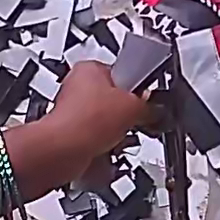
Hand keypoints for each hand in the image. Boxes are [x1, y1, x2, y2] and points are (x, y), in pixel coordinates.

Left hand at [40, 61, 155, 161]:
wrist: (64, 151)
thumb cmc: (85, 120)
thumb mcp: (134, 107)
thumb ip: (148, 106)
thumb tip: (155, 111)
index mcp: (89, 68)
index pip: (122, 73)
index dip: (137, 88)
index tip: (146, 99)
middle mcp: (76, 87)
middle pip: (113, 101)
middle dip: (125, 114)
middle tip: (132, 120)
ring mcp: (72, 113)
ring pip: (105, 122)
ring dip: (115, 132)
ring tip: (118, 137)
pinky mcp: (70, 134)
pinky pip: (95, 139)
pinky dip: (103, 145)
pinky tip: (106, 148)